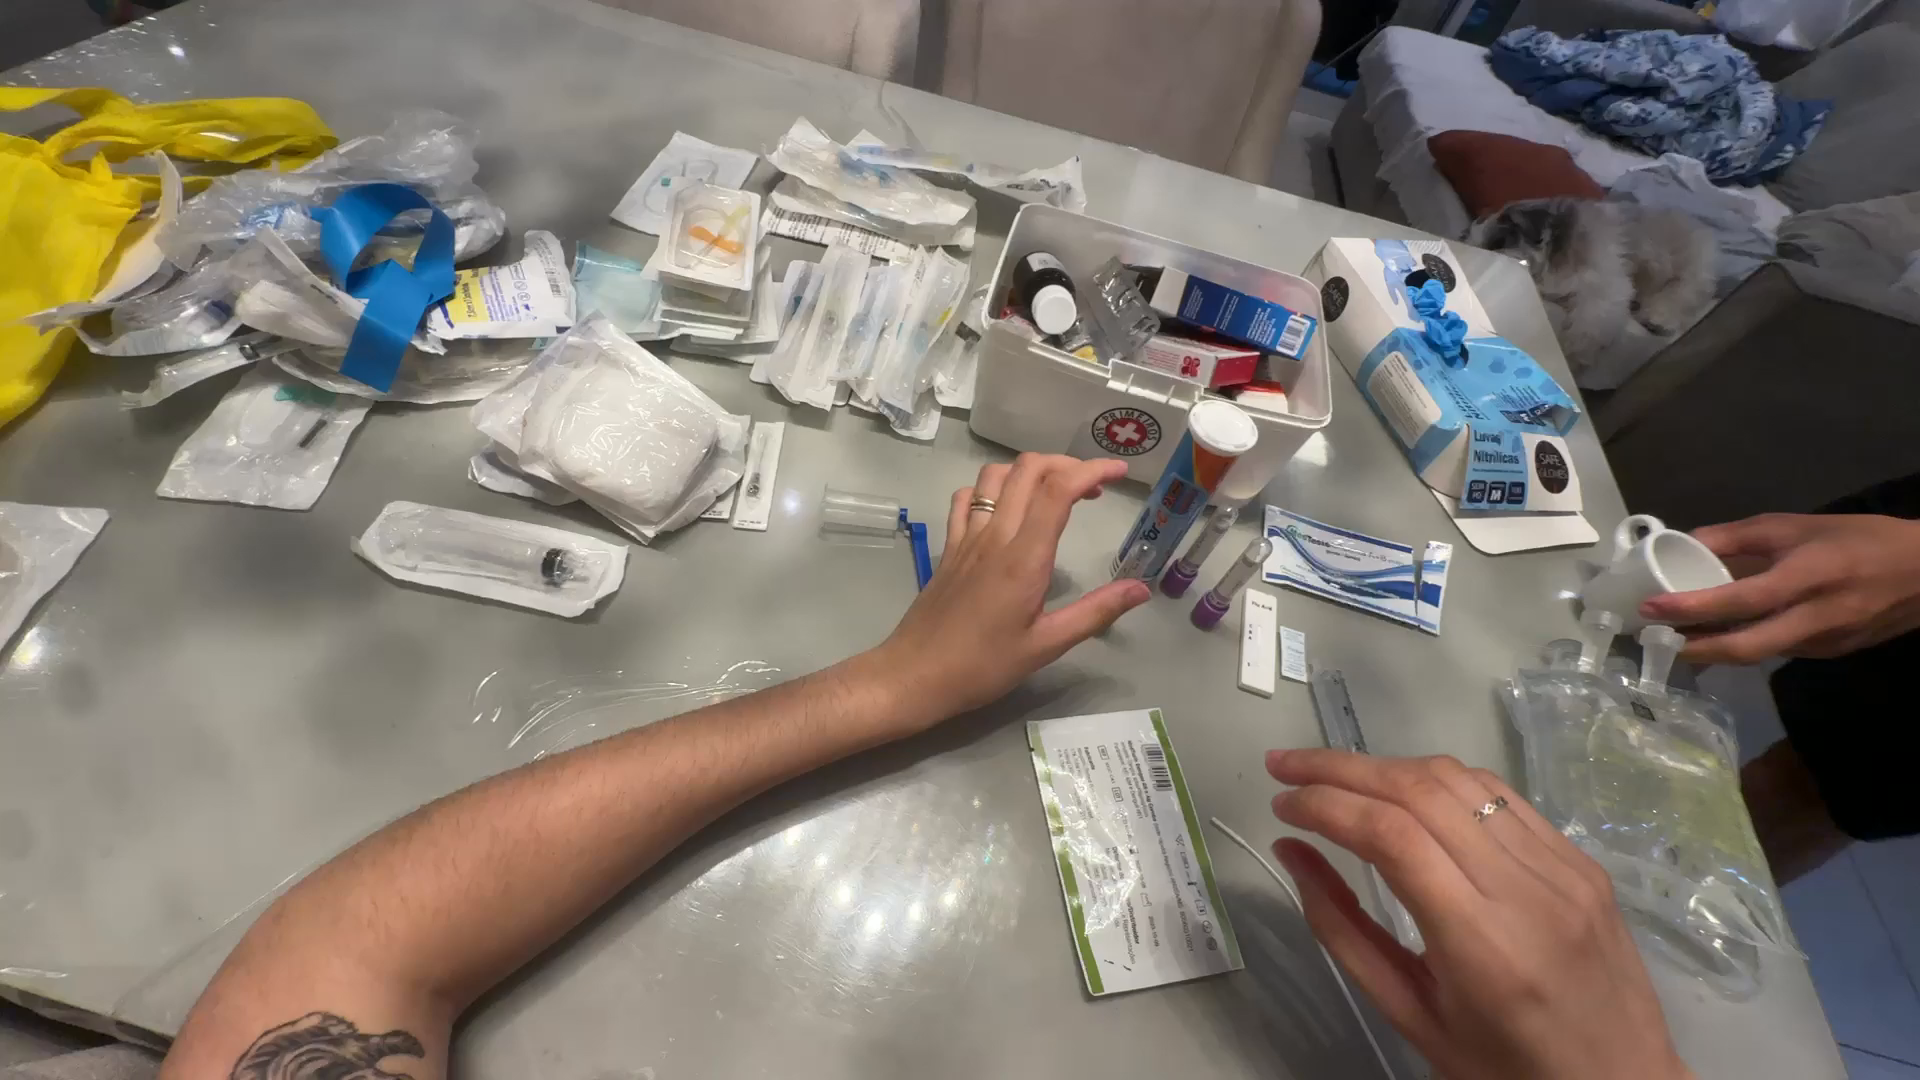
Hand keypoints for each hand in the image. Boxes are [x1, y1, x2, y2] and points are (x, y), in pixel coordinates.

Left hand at [869, 454, 1149, 727]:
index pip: (1058, 490)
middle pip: (1028, 470)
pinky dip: (989, 489)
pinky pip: (966, 499)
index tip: (1118, 474)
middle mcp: (994, 536)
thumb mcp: (1047, 645)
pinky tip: (1001, 507)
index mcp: (1024, 558)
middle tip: (1093, 488)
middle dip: (1066, 465)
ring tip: (1052, 493)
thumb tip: (1142, 589)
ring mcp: (966, 538)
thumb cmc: (983, 666)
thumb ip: (1096, 613)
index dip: (1092, 471)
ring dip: (1028, 472)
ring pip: (994, 477)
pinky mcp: (948, 547)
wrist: (915, 675)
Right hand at [1267, 750, 1691, 1079]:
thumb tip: (1289, 848)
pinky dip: (1428, 776)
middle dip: (1336, 767)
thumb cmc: (1502, 1068)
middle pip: (1415, 790)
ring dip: (1379, 764)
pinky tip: (1396, 787)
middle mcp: (1529, 892)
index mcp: (1485, 945)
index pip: (1390, 835)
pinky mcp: (1579, 858)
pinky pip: (1491, 791)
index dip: (1323, 804)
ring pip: (1452, 777)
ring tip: (1330, 774)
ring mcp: (1563, 868)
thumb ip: (1339, 926)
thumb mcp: (1407, 1011)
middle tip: (1283, 766)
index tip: (1279, 804)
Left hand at [1639, 513, 1919, 663]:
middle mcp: (1820, 616)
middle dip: (1693, 649)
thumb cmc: (1857, 540)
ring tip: (1672, 638)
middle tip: (1652, 639)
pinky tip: (1714, 637)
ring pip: (1759, 653)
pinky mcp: (1835, 652)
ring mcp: (1830, 640)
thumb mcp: (1791, 526)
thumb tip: (1678, 543)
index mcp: (1810, 576)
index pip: (1742, 600)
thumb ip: (1730, 536)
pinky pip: (1776, 651)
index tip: (1649, 609)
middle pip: (1748, 646)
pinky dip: (1741, 646)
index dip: (1692, 607)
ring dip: (1712, 651)